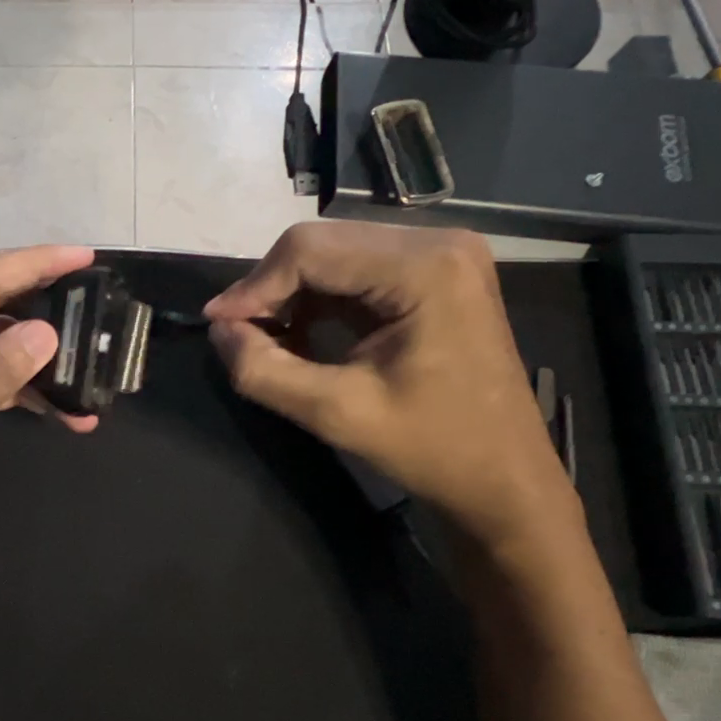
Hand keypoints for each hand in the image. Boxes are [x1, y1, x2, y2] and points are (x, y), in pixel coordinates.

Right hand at [204, 222, 574, 544]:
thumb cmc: (431, 448)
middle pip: (322, 242)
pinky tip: (305, 334)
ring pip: (335, 252)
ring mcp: (443, 254)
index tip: (217, 327)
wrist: (503, 478)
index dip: (253, 285)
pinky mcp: (439, 272)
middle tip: (239, 335)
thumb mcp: (335, 413)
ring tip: (268, 340)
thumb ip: (263, 370)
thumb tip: (217, 330)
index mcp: (424, 267)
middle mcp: (438, 242)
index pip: (310, 249)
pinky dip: (321, 297)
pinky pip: (358, 268)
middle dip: (271, 288)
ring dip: (293, 292)